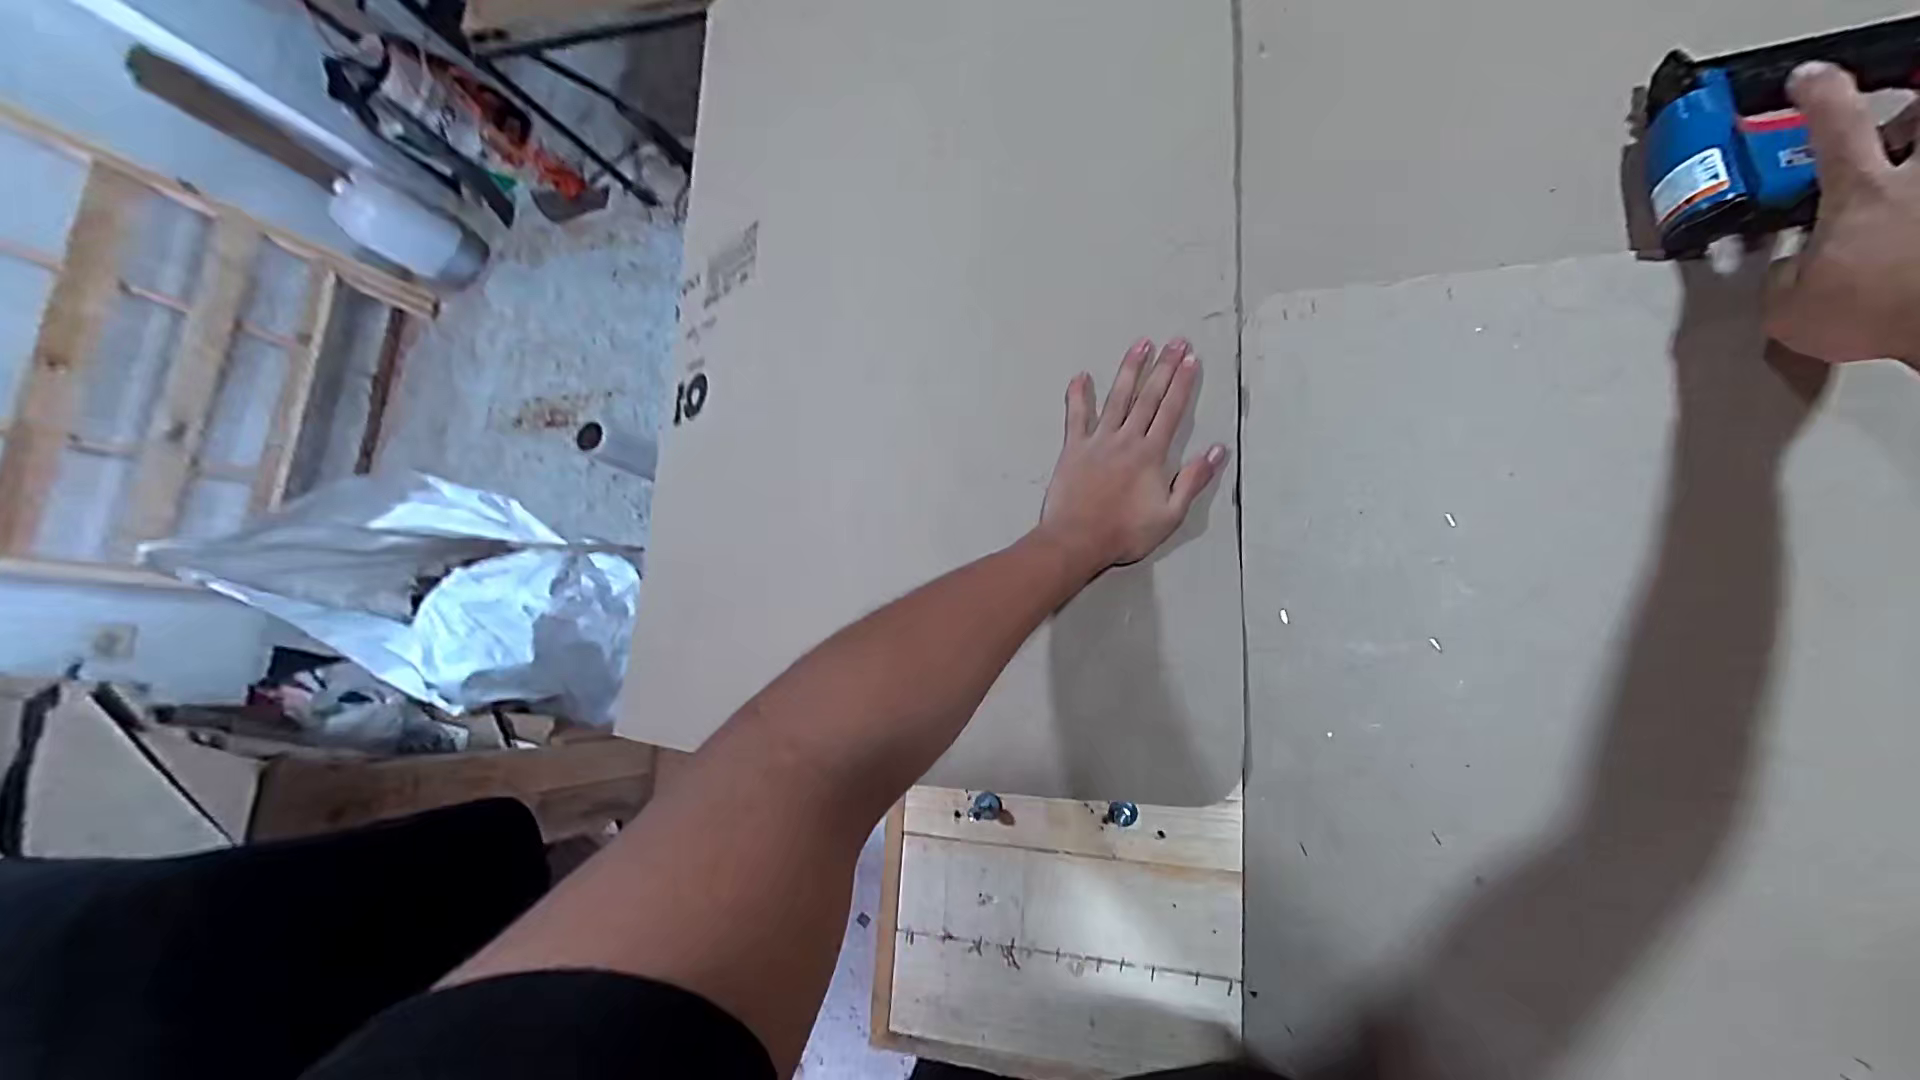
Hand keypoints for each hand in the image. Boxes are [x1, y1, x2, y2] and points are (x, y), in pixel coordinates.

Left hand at [1035, 337, 1227, 575]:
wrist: (1077, 540)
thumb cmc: (1124, 533)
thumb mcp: (1170, 515)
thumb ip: (1193, 480)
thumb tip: (1215, 452)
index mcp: (1150, 455)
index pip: (1171, 411)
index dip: (1182, 383)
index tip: (1190, 360)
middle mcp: (1126, 441)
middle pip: (1148, 397)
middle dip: (1163, 367)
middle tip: (1174, 342)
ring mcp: (1097, 442)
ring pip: (1116, 398)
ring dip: (1129, 370)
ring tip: (1140, 345)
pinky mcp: (1073, 449)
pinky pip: (1076, 416)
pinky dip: (1078, 395)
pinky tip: (1081, 376)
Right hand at [1764, 62, 1919, 363]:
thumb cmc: (1873, 313)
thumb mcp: (1787, 306)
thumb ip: (1780, 276)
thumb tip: (1785, 267)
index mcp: (1861, 196)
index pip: (1836, 126)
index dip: (1820, 95)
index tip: (1810, 77)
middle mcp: (1919, 182)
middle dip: (1911, 104)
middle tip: (1900, 104)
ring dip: (1912, 151)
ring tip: (1900, 164)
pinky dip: (1909, 217)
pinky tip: (1903, 236)